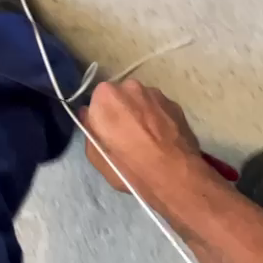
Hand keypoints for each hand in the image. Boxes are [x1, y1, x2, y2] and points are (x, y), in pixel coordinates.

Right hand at [81, 80, 212, 199]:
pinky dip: (159, 119)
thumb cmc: (129, 167)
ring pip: (141, 100)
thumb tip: (88, 115)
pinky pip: (159, 108)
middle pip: (120, 96)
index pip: (97, 101)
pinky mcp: (175, 103)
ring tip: (148, 139)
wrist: (174, 176)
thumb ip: (88, 129)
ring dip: (141, 113)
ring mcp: (155, 93)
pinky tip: (163, 139)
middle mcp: (129, 87)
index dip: (102, 117)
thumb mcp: (96, 156)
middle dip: (122, 111)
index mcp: (105, 96)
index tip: (107, 133)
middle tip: (127, 136)